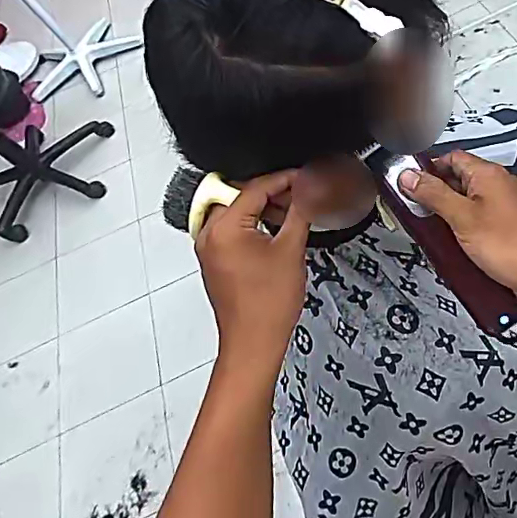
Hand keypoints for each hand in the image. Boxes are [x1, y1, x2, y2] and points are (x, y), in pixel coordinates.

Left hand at [196, 170, 309, 368]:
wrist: (254, 341)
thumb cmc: (267, 305)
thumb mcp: (291, 249)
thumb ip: (299, 212)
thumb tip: (307, 191)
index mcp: (224, 228)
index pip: (254, 188)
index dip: (284, 179)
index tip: (304, 176)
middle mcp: (209, 235)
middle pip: (239, 194)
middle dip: (271, 190)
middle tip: (299, 191)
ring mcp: (209, 248)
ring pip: (234, 209)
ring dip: (262, 205)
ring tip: (292, 209)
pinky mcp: (216, 259)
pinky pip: (231, 227)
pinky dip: (253, 221)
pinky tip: (277, 227)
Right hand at [397, 151, 516, 301]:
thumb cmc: (515, 247)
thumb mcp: (462, 218)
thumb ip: (433, 195)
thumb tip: (410, 177)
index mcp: (489, 174)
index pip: (451, 157)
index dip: (428, 168)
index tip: (410, 182)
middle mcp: (501, 184)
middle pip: (458, 178)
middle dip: (437, 193)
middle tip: (421, 209)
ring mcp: (507, 204)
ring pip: (468, 200)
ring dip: (451, 212)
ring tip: (440, 229)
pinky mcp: (509, 224)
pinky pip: (480, 217)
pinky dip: (466, 226)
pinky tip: (459, 242)